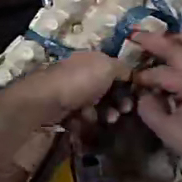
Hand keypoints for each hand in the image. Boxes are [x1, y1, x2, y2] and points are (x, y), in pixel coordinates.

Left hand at [9, 51, 126, 124]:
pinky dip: (87, 120)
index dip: (126, 82)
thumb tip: (131, 73)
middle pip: (105, 89)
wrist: (46, 101)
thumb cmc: (79, 80)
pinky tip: (87, 122)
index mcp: (90, 59)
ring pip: (95, 105)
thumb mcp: (107, 67)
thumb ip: (122, 68)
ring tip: (108, 119)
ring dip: (105, 113)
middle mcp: (80, 73)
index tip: (136, 95)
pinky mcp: (63, 109)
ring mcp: (70, 91)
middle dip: (117, 101)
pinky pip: (81, 116)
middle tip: (123, 111)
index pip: (114, 69)